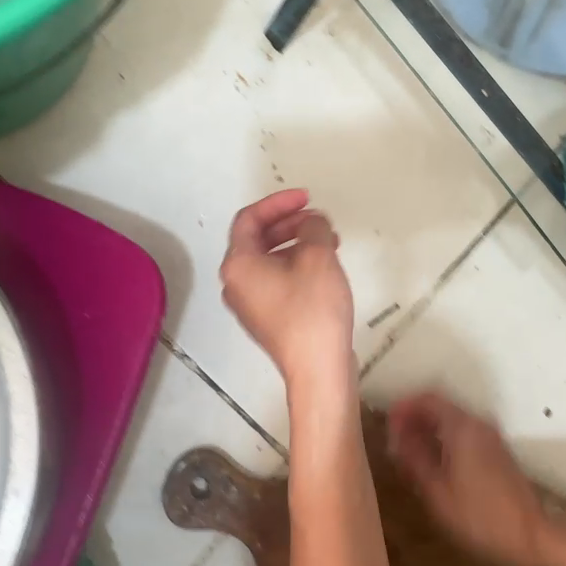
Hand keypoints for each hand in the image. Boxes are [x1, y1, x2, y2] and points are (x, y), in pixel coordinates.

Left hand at [221, 190, 354, 383]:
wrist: (317, 367)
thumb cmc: (313, 310)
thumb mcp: (317, 256)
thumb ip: (313, 227)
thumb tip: (311, 223)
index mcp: (238, 265)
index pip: (249, 219)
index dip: (277, 202)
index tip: (305, 198)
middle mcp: (236, 283)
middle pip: (257, 239)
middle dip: (289, 223)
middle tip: (317, 219)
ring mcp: (250, 304)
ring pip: (269, 260)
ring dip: (297, 244)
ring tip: (328, 242)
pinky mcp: (268, 319)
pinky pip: (277, 280)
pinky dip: (296, 266)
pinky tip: (323, 268)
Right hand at [386, 392, 551, 565]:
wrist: (529, 536)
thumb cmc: (479, 516)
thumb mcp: (437, 491)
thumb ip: (414, 459)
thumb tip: (397, 439)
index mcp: (463, 428)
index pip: (428, 399)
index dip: (404, 407)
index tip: (387, 423)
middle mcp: (479, 424)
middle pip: (441, 407)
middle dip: (415, 419)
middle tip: (394, 440)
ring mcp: (491, 437)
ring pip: (452, 421)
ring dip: (429, 430)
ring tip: (408, 454)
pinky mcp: (497, 451)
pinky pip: (464, 433)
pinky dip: (445, 439)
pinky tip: (433, 463)